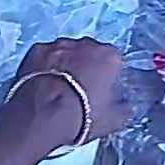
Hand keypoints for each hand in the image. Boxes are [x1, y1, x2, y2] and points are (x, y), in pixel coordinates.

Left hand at [3, 38, 128, 149]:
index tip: (101, 91)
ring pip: (65, 52)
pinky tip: (41, 83)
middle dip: (85, 67)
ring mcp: (58, 44)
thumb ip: (124, 110)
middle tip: (79, 90)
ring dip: (64, 65)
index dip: (108, 77)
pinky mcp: (36, 49)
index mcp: (109, 56)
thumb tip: (128, 108)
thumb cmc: (82, 116)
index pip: (114, 62)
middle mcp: (85, 43)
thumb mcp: (112, 120)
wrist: (42, 116)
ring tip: (58, 89)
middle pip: (89, 53)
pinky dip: (44, 66)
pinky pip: (44, 56)